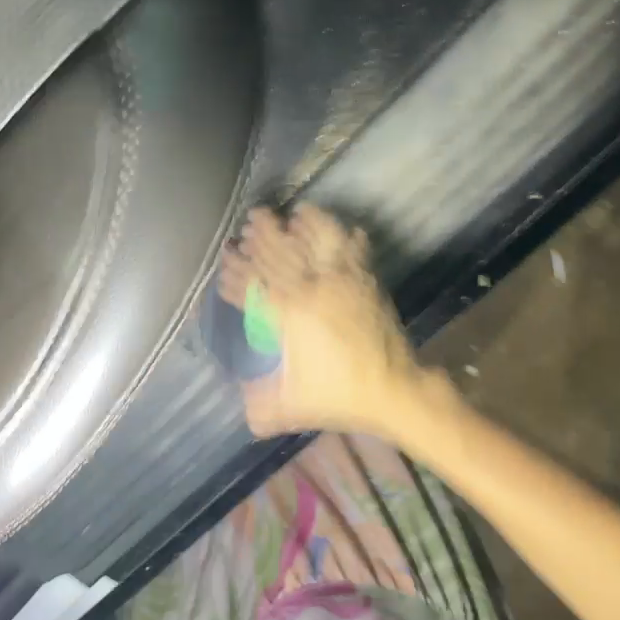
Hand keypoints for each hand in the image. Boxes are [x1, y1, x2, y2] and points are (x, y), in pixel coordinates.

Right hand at [220, 206, 434, 437]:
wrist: (394, 390)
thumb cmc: (340, 397)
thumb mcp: (291, 406)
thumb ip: (259, 403)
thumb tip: (243, 396)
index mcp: (290, 314)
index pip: (255, 283)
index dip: (237, 272)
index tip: (225, 261)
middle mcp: (314, 288)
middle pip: (282, 252)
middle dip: (262, 236)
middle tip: (248, 224)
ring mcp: (344, 280)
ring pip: (319, 239)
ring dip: (303, 225)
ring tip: (293, 213)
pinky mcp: (368, 281)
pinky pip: (353, 248)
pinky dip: (343, 234)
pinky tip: (340, 228)